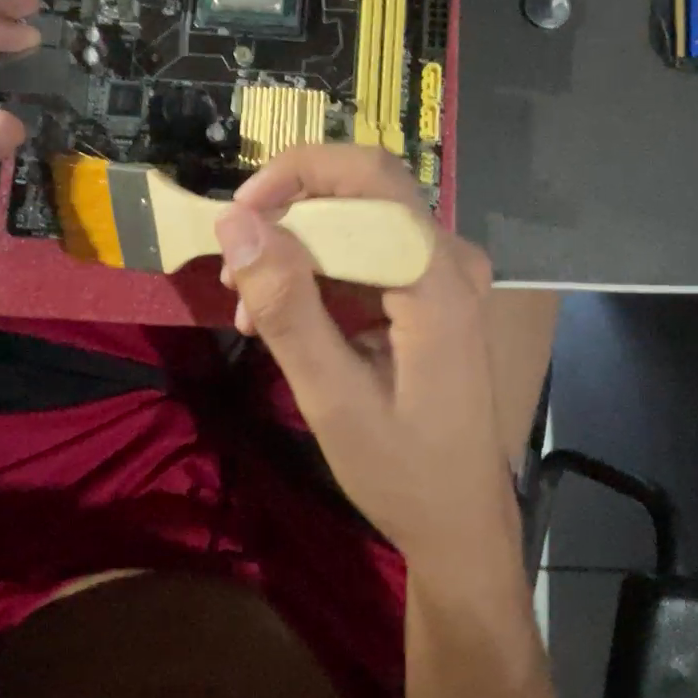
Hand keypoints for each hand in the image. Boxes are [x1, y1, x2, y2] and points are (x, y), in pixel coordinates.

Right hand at [214, 145, 518, 566]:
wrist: (461, 521)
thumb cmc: (402, 470)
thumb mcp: (331, 397)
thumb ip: (286, 307)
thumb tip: (236, 225)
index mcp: (436, 277)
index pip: (367, 177)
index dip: (294, 175)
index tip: (236, 218)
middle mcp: (450, 259)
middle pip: (364, 191)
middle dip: (290, 212)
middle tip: (236, 268)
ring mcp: (446, 274)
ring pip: (362, 220)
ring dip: (299, 247)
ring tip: (250, 306)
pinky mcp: (433, 293)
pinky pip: (370, 253)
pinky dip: (321, 271)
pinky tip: (286, 315)